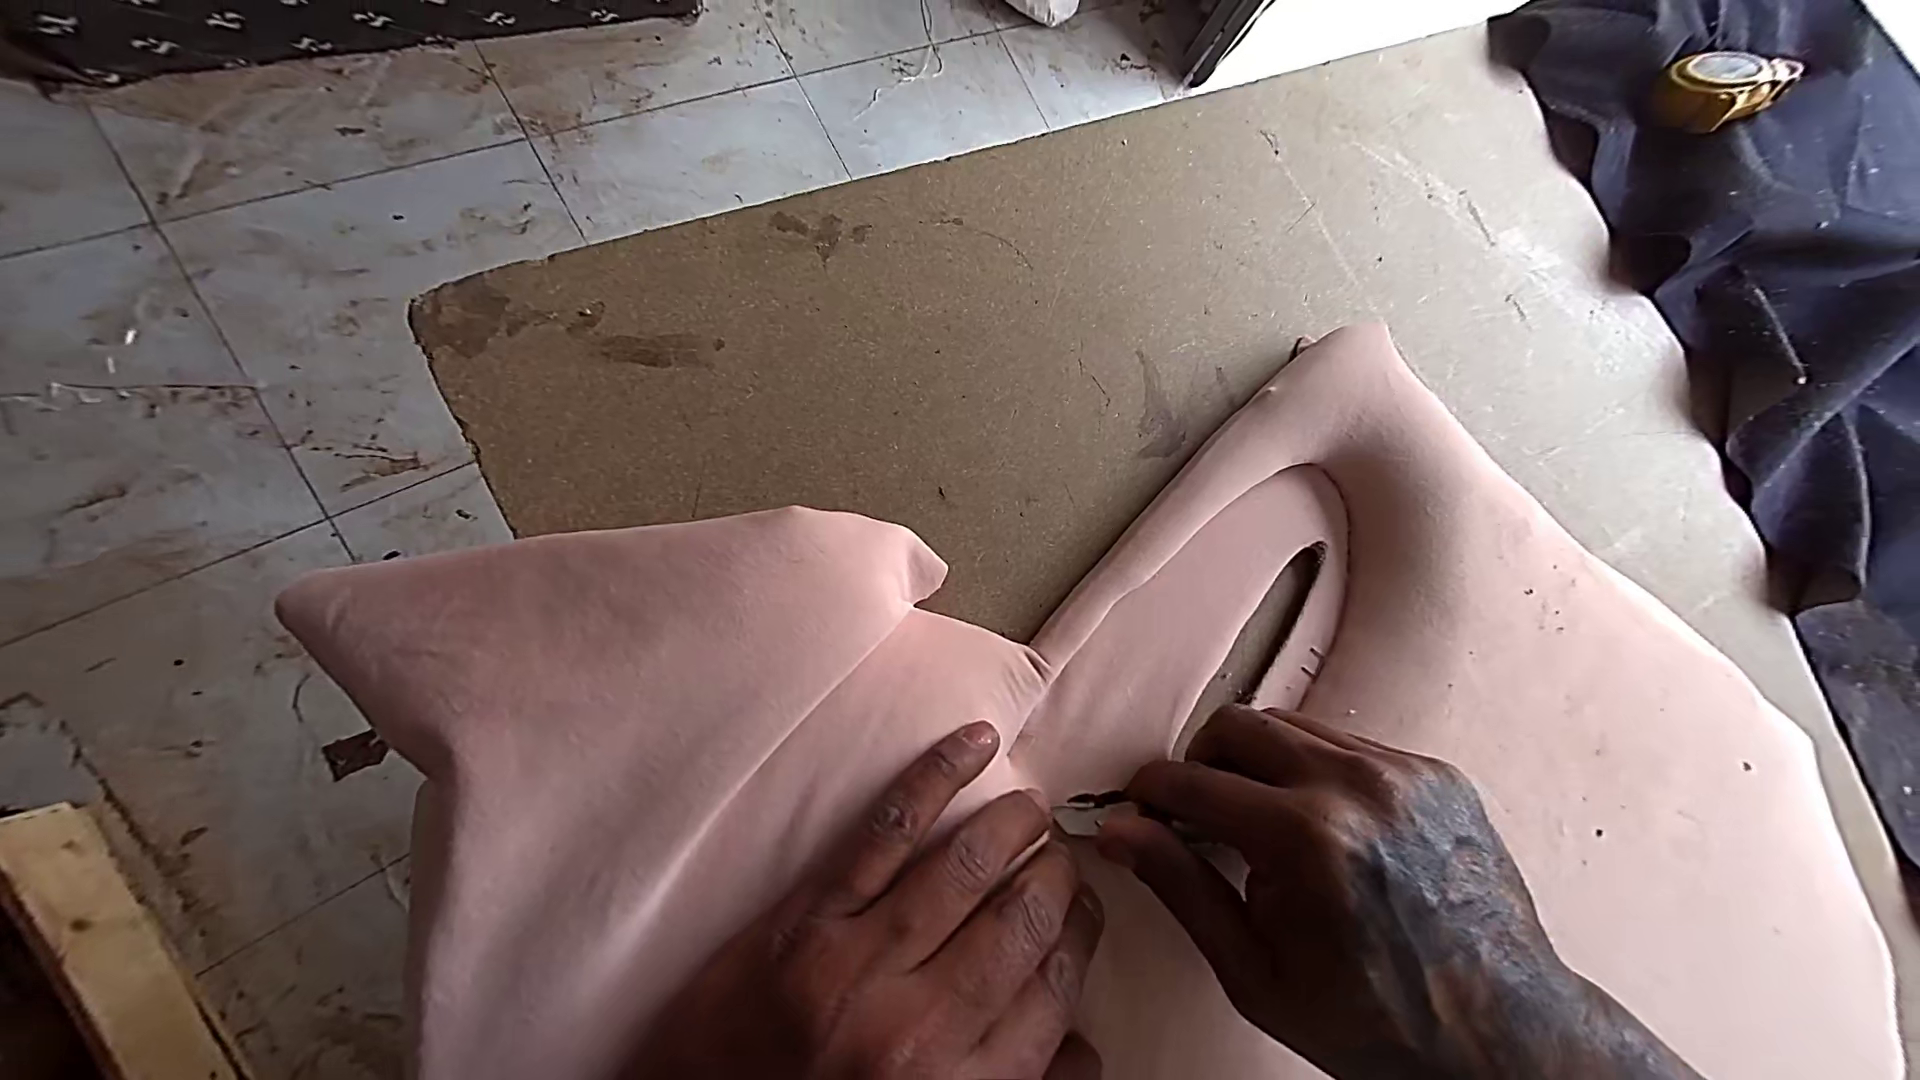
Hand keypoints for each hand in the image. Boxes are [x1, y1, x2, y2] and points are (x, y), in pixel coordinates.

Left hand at [631, 721, 1103, 1079]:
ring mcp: (858, 961)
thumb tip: (1086, 1051)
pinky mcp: (810, 913)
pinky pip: (891, 826)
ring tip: (1033, 805)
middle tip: (1059, 849)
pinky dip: (941, 773)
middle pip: (1020, 919)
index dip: (1079, 933)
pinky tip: (977, 742)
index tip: (1082, 900)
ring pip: (966, 864)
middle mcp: (916, 1027)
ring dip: (1014, 821)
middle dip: (1055, 871)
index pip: (1052, 991)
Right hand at [1097, 705, 1699, 1079]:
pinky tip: (1316, 818)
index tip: (1142, 808)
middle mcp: (1355, 786)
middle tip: (1202, 811)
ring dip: (1252, 759)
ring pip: (1282, 722)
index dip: (1150, 791)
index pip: (1190, 780)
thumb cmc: (1372, 1023)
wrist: (1517, 1047)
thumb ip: (1178, 884)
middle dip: (1200, 760)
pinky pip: (1335, 739)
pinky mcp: (1431, 770)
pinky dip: (1304, 766)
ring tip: (1260, 816)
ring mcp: (1401, 771)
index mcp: (1306, 840)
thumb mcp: (1253, 970)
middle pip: (1234, 723)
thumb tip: (1115, 828)